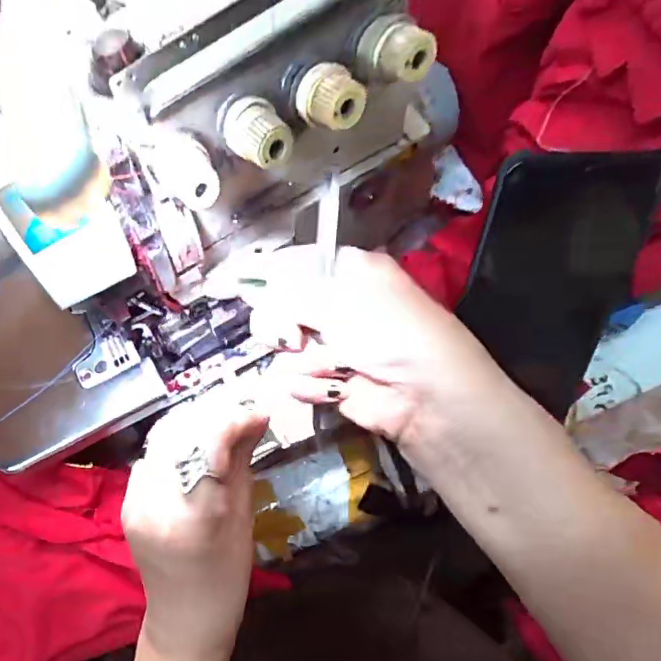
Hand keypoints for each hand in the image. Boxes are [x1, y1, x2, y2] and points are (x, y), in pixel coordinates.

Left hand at [120, 386, 268, 660]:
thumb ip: (241, 464)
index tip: (256, 413)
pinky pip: (149, 461)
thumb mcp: (243, 521)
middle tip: (239, 413)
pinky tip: (193, 450)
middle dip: (209, 415)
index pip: (204, 445)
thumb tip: (254, 416)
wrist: (184, 619)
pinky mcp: (125, 505)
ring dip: (190, 427)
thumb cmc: (227, 580)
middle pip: (175, 435)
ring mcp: (133, 504)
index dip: (231, 419)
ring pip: (158, 442)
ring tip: (220, 427)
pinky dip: (172, 448)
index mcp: (191, 517)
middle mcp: (153, 506)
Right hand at [214, 245, 520, 449]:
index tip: (236, 283)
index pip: (290, 265)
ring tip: (336, 366)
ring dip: (304, 361)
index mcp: (343, 272)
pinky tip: (333, 387)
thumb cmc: (393, 333)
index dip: (263, 275)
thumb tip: (246, 278)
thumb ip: (288, 292)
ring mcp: (324, 346)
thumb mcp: (342, 299)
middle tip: (294, 337)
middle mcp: (330, 306)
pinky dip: (309, 385)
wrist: (424, 395)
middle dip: (279, 326)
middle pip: (273, 310)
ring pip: (278, 350)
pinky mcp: (320, 381)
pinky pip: (289, 380)